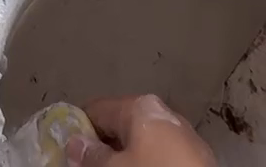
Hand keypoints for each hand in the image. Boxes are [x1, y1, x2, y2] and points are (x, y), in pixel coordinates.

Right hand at [69, 96, 216, 166]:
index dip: (78, 127)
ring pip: (144, 142)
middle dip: (103, 145)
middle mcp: (164, 113)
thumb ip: (92, 155)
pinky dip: (148, 162)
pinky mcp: (199, 161)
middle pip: (122, 125)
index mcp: (141, 105)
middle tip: (87, 165)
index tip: (66, 147)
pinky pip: (162, 155)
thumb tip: (74, 143)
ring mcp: (185, 137)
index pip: (97, 109)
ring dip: (126, 156)